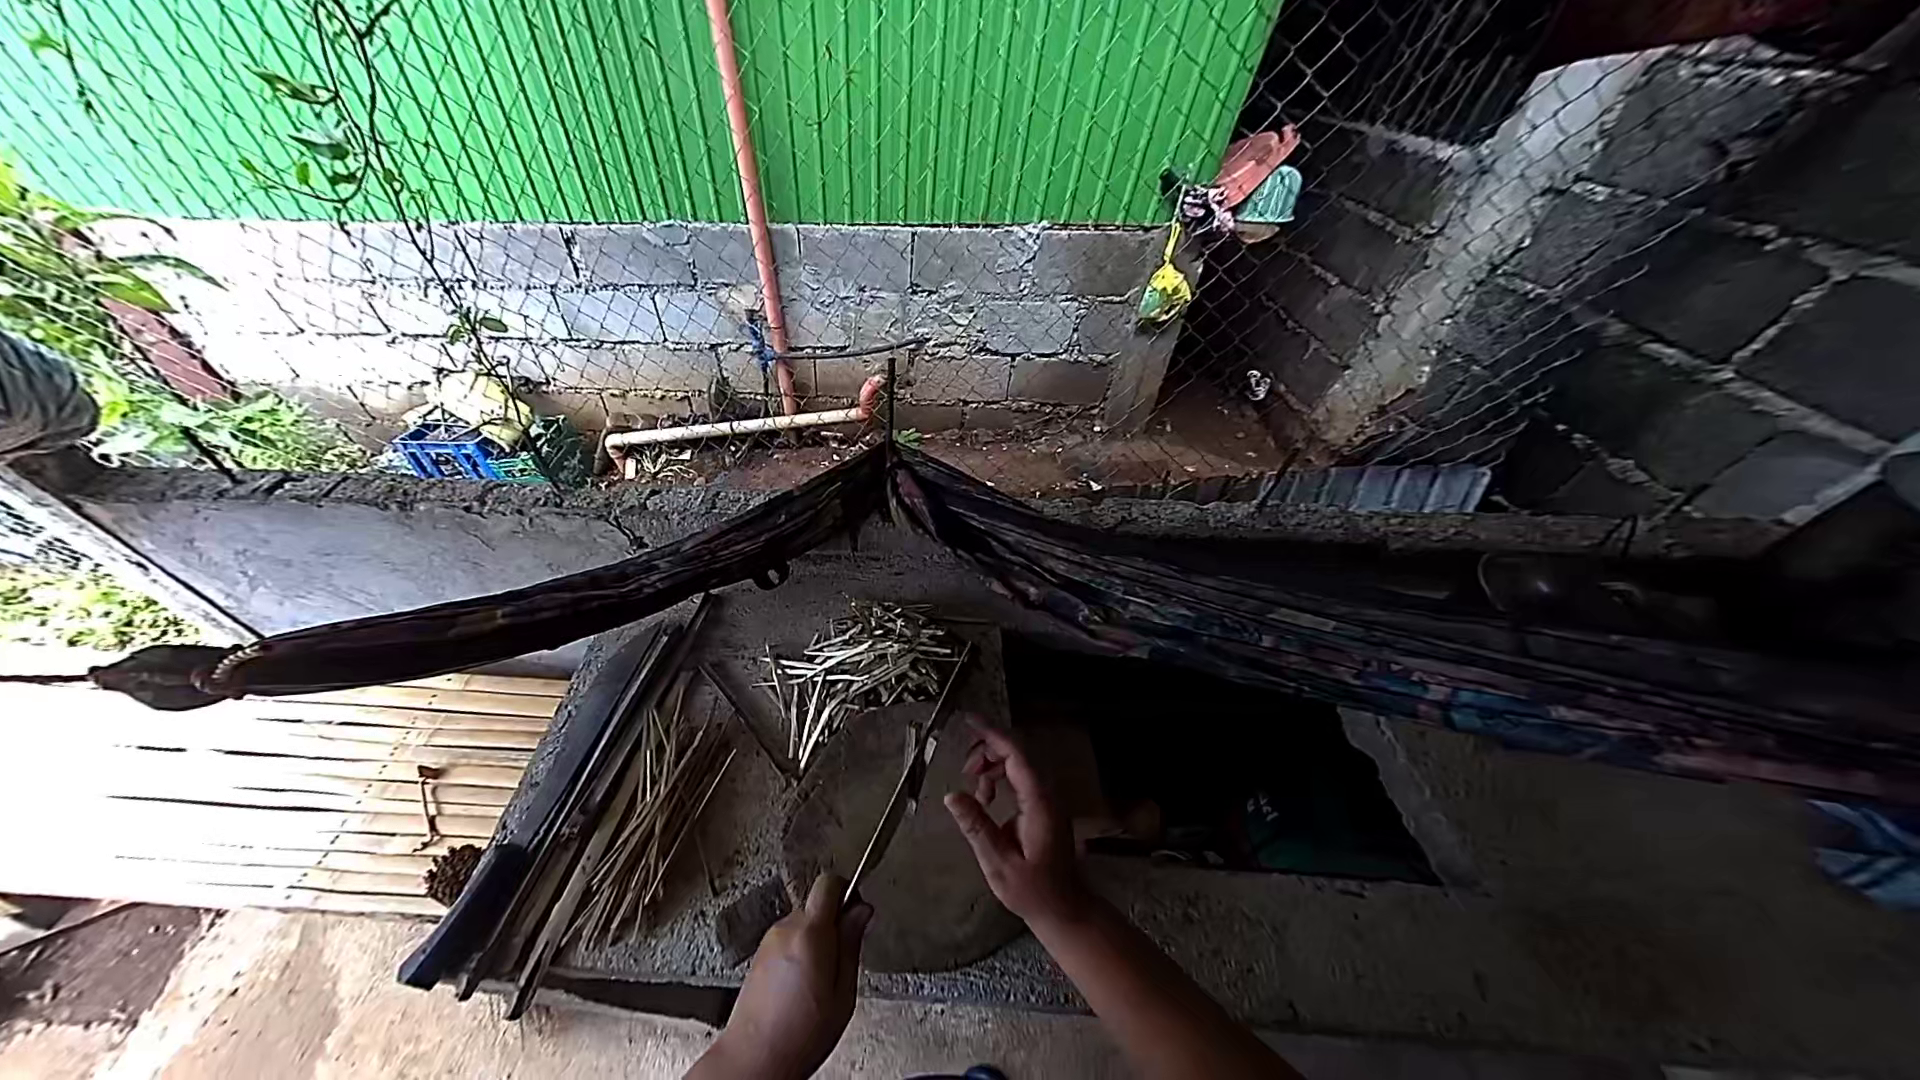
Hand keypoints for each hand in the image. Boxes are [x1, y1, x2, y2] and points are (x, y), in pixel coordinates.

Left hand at [690, 874, 871, 1079]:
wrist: (753, 1060)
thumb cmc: (799, 1035)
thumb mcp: (843, 993)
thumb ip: (852, 943)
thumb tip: (862, 910)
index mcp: (810, 933)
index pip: (829, 882)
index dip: (847, 890)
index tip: (856, 912)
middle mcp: (787, 929)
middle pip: (818, 904)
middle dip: (833, 923)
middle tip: (840, 958)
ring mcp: (770, 940)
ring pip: (804, 922)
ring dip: (816, 939)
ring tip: (819, 979)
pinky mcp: (759, 954)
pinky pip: (789, 938)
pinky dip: (799, 951)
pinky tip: (801, 984)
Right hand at [944, 720, 1088, 928]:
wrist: (1063, 907)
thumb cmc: (1033, 891)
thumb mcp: (998, 863)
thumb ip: (976, 827)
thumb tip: (952, 795)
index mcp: (1039, 802)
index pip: (1016, 754)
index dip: (992, 734)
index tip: (969, 720)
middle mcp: (1046, 792)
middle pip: (1017, 751)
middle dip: (987, 750)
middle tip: (965, 769)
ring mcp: (1046, 796)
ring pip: (1017, 761)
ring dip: (992, 764)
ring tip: (974, 787)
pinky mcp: (1042, 803)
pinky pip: (1020, 775)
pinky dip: (999, 777)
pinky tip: (987, 797)